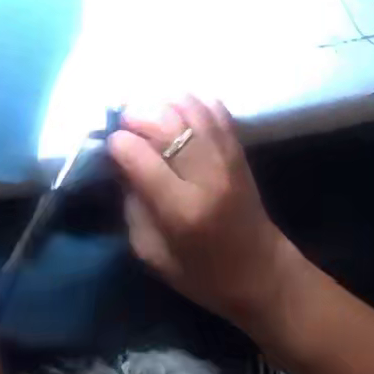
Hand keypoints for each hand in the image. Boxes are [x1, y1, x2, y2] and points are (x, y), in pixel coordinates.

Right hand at [106, 97, 303, 332]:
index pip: (140, 158)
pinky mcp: (238, 148)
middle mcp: (206, 176)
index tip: (112, 145)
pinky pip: (213, 108)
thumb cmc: (202, 272)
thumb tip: (121, 164)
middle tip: (125, 125)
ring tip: (148, 114)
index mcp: (181, 210)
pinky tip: (177, 109)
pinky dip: (191, 101)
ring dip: (162, 104)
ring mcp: (226, 156)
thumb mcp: (152, 253)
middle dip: (137, 117)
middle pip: (164, 123)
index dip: (118, 144)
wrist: (261, 272)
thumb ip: (131, 206)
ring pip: (189, 108)